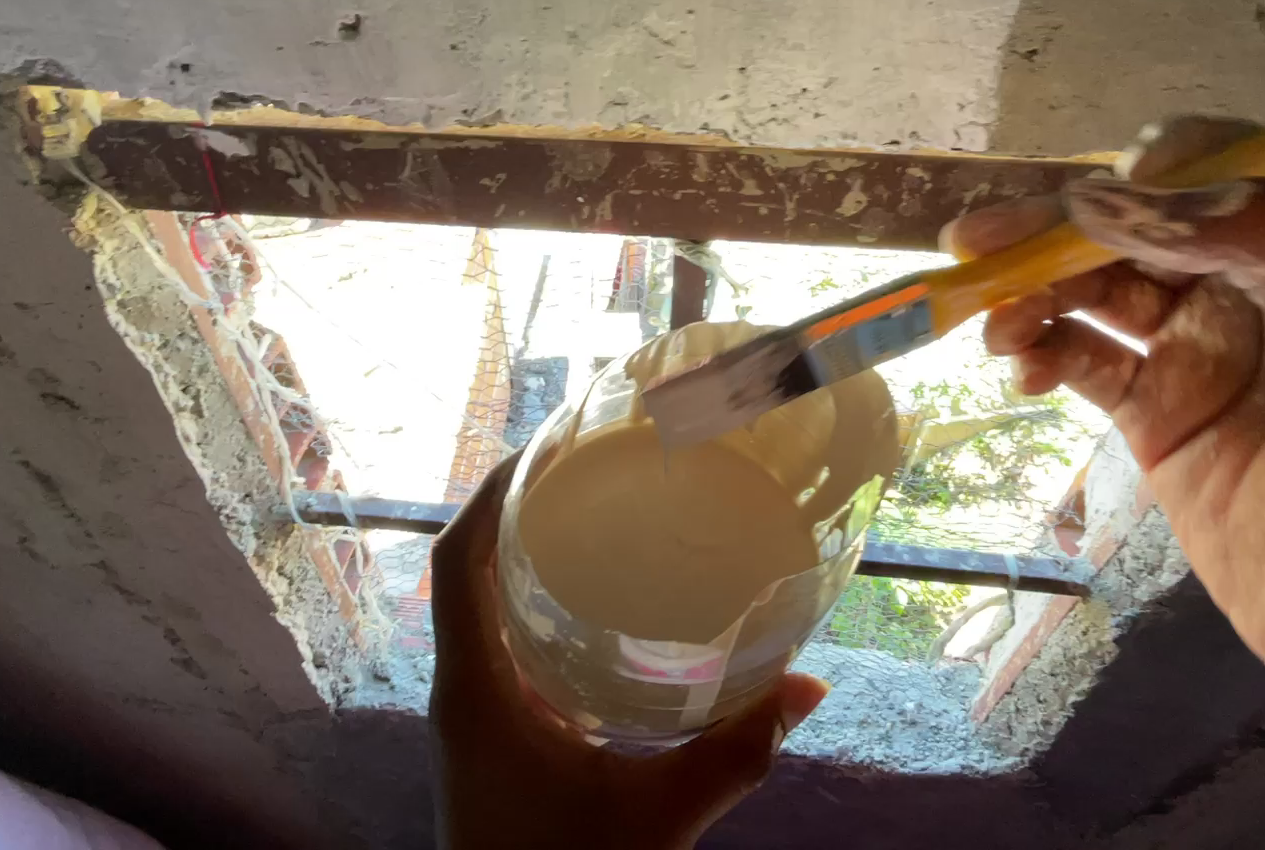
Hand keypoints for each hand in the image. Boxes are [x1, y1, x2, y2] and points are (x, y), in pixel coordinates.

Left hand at [428, 459, 828, 849]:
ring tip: (581, 504)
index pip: (455, 563)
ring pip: (476, 596)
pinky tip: (582, 589)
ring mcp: (469, 703)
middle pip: (464, 564)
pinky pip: (495, 630)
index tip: (540, 451)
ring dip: (513, 543)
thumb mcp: (656, 820)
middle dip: (509, 503)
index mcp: (475, 689)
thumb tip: (809, 686)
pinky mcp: (489, 721)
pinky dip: (526, 591)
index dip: (488, 495)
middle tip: (578, 464)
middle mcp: (459, 684)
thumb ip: (735, 754)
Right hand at [945, 117, 1264, 847]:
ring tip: (991, 326)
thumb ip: (1255, 235)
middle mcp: (1253, 283)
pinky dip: (1040, 354)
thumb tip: (1098, 194)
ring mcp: (1198, 349)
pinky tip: (1021, 373)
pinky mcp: (1155, 410)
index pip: (1218, 166)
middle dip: (1046, 234)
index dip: (1143, 175)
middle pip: (1130, 229)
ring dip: (1031, 298)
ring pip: (1091, 293)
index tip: (1089, 209)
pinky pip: (1080, 360)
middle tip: (967, 241)